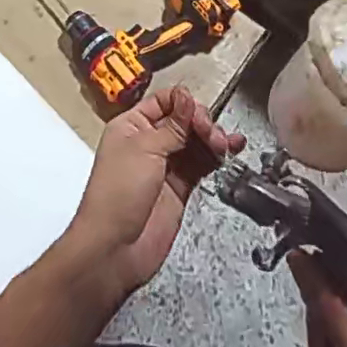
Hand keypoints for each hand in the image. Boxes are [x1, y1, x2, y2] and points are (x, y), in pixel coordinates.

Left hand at [67, 86, 245, 297]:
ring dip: (213, 137)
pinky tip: (231, 149)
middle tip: (209, 133)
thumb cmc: (117, 196)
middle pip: (184, 119)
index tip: (197, 114)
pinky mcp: (180, 186)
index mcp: (132, 126)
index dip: (184, 103)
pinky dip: (217, 155)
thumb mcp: (145, 149)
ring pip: (196, 140)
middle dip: (201, 121)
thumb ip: (173, 125)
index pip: (164, 101)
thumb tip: (187, 98)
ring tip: (223, 144)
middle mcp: (149, 142)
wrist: (115, 249)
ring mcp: (166, 164)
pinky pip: (202, 163)